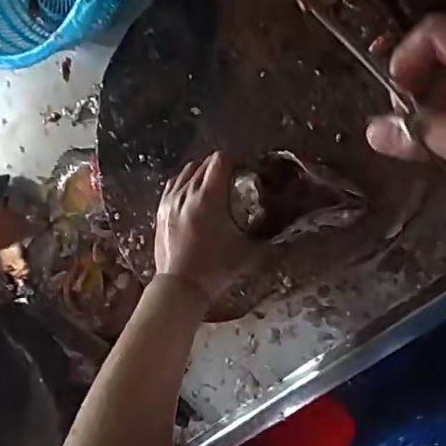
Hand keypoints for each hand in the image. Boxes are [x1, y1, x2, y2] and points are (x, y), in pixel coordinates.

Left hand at [155, 151, 256, 300]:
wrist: (180, 286)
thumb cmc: (216, 268)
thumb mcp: (248, 250)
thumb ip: (265, 233)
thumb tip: (284, 225)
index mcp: (208, 197)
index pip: (221, 160)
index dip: (236, 159)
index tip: (245, 168)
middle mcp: (187, 193)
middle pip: (204, 163)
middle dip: (221, 165)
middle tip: (234, 177)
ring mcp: (170, 201)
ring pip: (186, 172)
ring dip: (202, 171)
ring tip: (213, 183)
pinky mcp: (161, 211)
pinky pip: (173, 185)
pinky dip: (185, 182)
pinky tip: (192, 192)